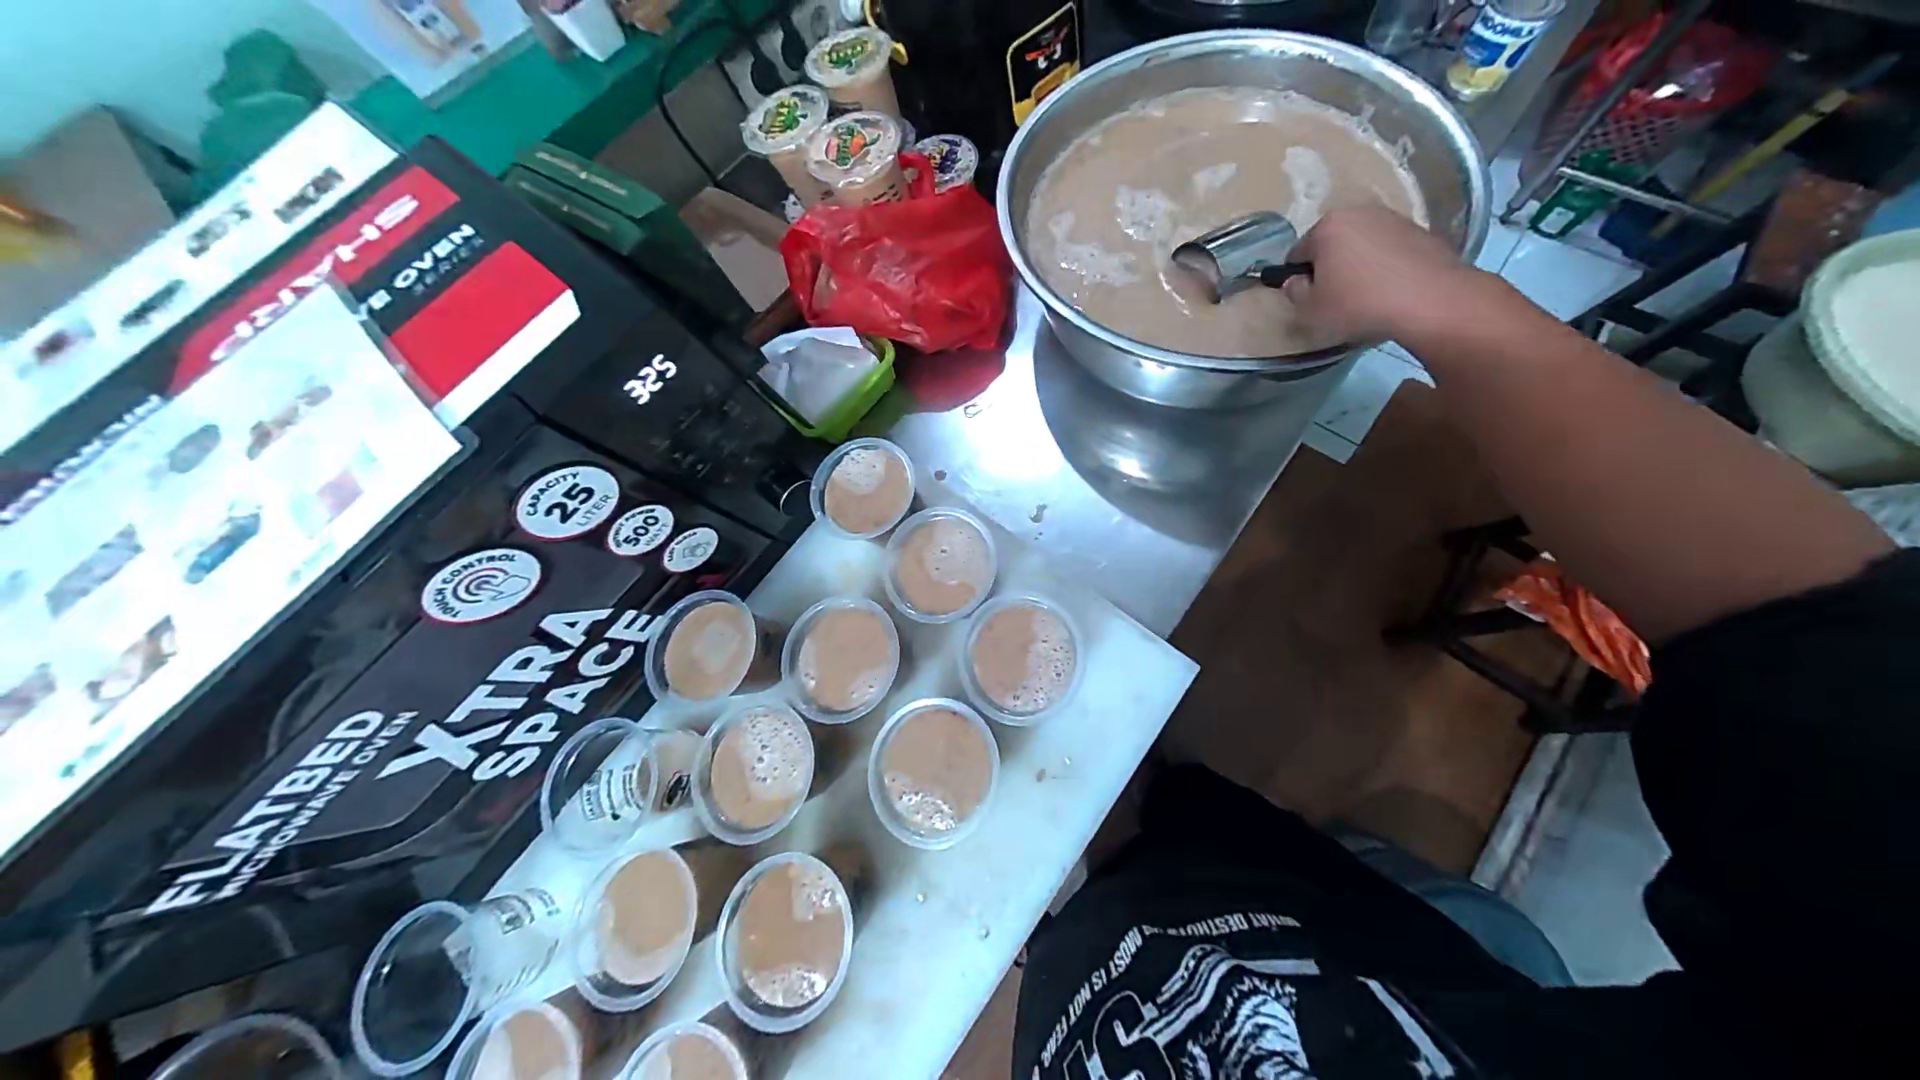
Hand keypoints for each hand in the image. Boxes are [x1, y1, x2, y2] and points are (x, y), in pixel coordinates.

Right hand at [1281, 207, 1489, 345]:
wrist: (1430, 300)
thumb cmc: (1358, 303)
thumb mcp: (1310, 309)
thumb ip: (1294, 292)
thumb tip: (1296, 281)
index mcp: (1328, 226)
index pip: (1298, 252)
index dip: (1298, 277)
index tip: (1308, 297)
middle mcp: (1360, 212)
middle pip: (1332, 243)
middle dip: (1330, 266)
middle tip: (1336, 296)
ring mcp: (1394, 218)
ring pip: (1362, 244)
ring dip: (1358, 265)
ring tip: (1366, 295)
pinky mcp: (1421, 231)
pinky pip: (1389, 250)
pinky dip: (1385, 265)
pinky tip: (1390, 289)